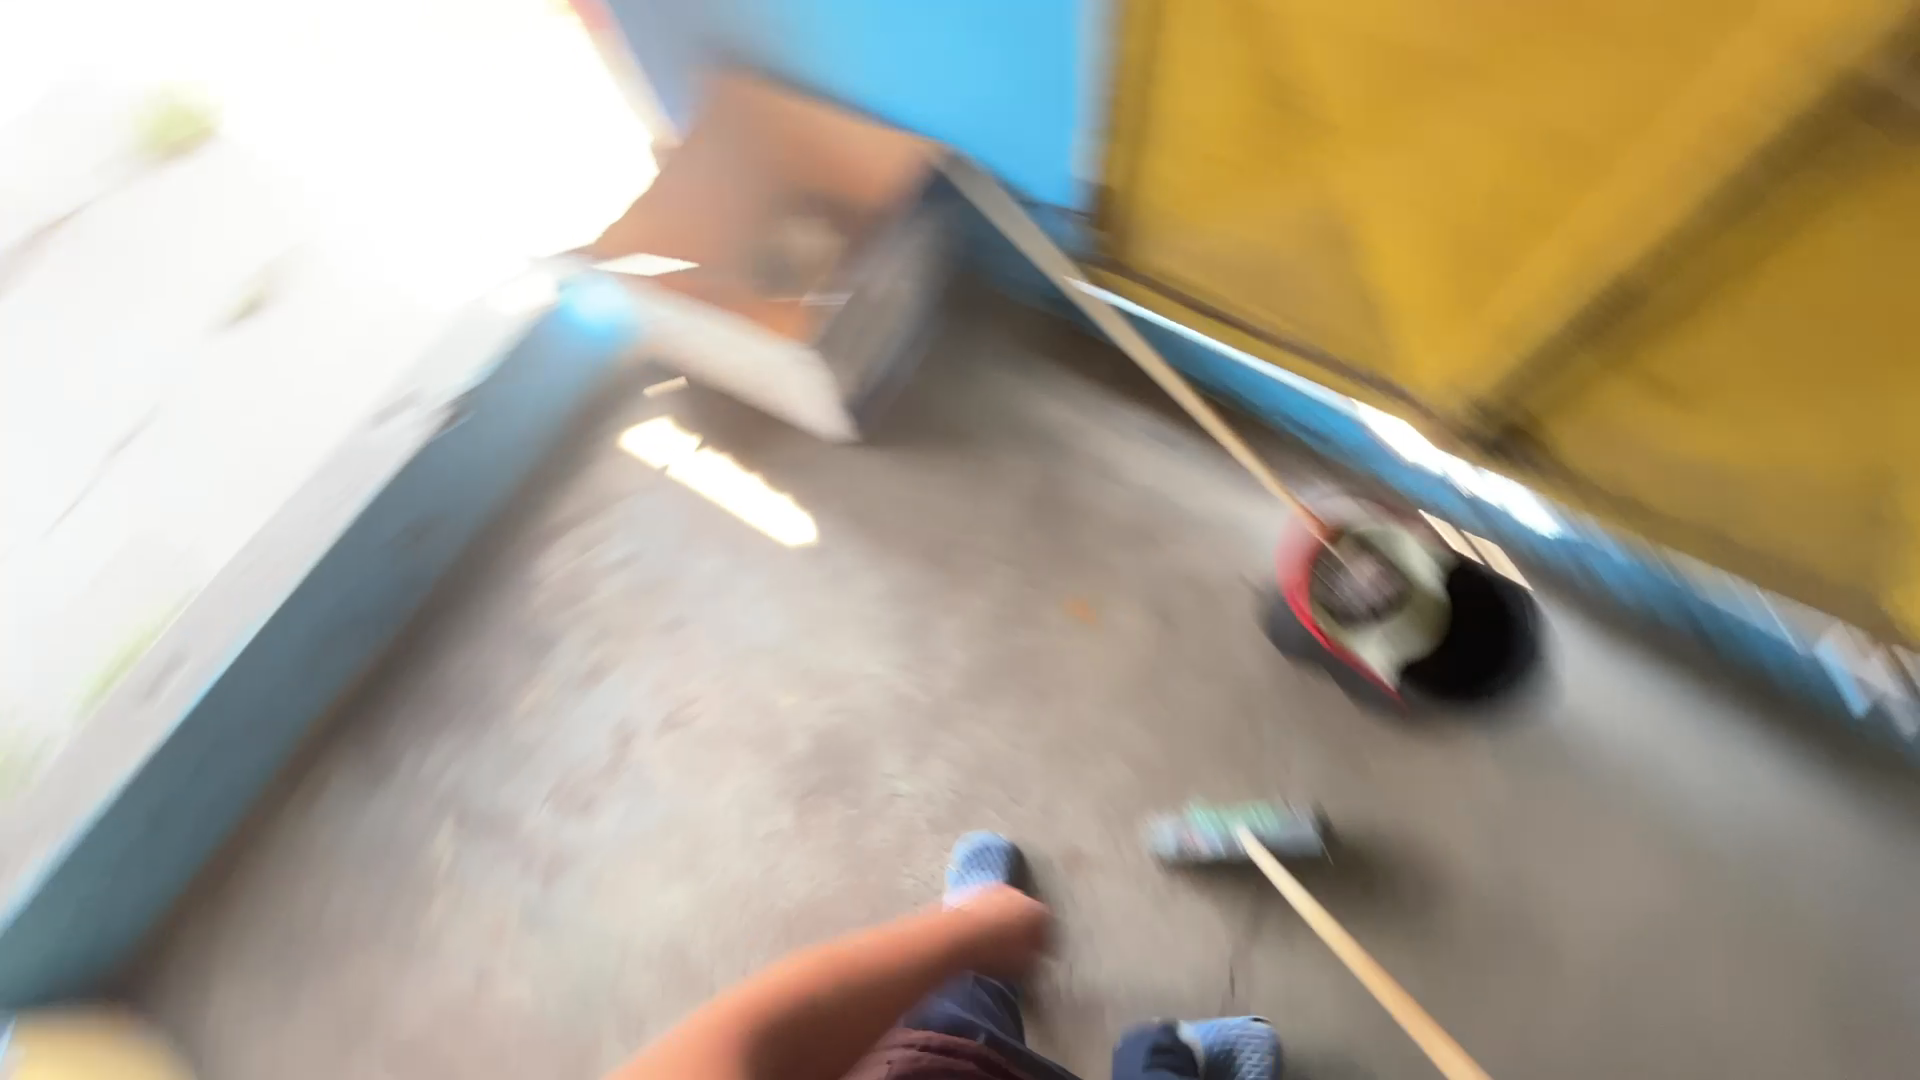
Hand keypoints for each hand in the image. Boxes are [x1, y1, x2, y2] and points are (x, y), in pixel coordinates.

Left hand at [948, 884, 1051, 978]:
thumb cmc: (995, 954)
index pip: (1049, 929)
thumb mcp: (1024, 968)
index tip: (1039, 957)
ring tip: (993, 945)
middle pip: (1026, 914)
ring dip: (1002, 923)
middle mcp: (1021, 895)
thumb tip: (1034, 961)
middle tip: (1016, 950)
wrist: (959, 934)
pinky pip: (986, 907)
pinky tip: (978, 936)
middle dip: (1022, 930)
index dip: (1044, 946)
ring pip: (1005, 908)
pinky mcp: (974, 889)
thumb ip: (1035, 962)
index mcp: (1039, 913)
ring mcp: (996, 889)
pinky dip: (985, 918)